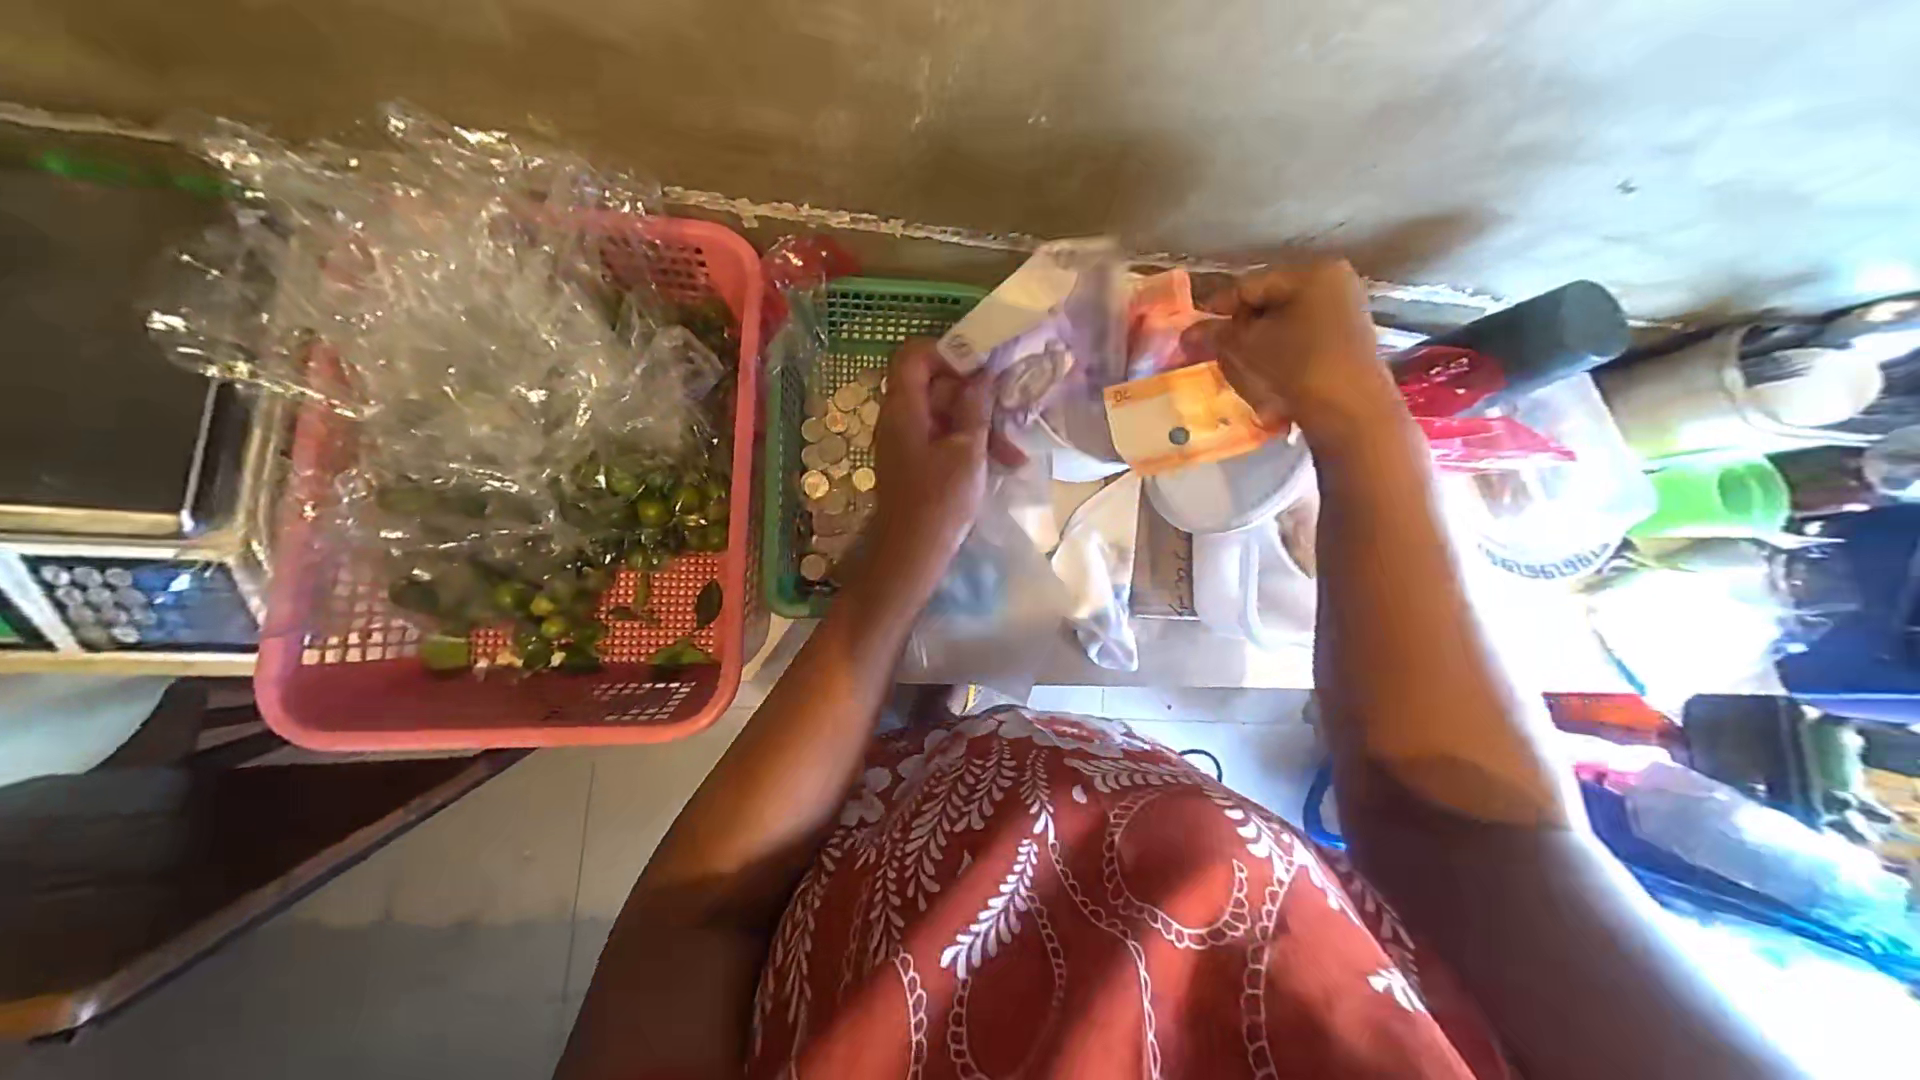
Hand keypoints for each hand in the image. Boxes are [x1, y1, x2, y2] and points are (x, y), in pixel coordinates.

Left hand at [860, 339, 1025, 597]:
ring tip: (1013, 452)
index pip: (914, 356)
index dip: (947, 352)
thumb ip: (975, 406)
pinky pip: (943, 438)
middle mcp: (899, 418)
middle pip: (935, 385)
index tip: (982, 367)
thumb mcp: (967, 450)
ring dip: (980, 426)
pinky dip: (970, 445)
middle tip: (1008, 408)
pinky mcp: (917, 462)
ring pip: (945, 415)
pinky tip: (1003, 464)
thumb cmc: (939, 501)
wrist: (912, 555)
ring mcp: (907, 441)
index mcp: (903, 408)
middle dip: (975, 395)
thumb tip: (983, 374)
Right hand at [1185, 260, 1403, 444]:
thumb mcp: (1248, 347)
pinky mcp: (1347, 338)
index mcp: (1311, 273)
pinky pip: (1302, 335)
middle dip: (1240, 325)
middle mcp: (1333, 282)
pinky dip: (1279, 349)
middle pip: (1269, 301)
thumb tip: (1186, 332)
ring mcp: (1345, 309)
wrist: (1351, 410)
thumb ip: (1216, 334)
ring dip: (1258, 340)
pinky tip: (1266, 371)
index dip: (1218, 307)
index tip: (1194, 328)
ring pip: (1284, 320)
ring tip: (1240, 363)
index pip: (1250, 285)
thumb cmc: (1298, 366)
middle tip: (1218, 349)